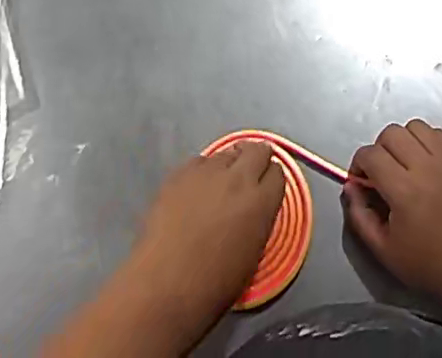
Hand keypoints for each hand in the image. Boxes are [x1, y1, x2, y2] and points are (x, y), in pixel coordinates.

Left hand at [127, 142, 283, 318]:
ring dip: (228, 166)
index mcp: (262, 201)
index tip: (263, 191)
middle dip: (256, 160)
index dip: (270, 181)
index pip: (278, 173)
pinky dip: (201, 173)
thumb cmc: (212, 287)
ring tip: (216, 187)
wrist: (162, 290)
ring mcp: (209, 172)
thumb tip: (255, 207)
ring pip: (227, 154)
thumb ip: (260, 218)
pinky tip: (192, 193)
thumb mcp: (253, 253)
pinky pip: (199, 162)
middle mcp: (240, 178)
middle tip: (246, 178)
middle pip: (258, 150)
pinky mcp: (181, 174)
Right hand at [342, 120, 441, 310]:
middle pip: (391, 133)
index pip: (371, 154)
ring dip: (402, 141)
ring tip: (402, 164)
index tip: (360, 182)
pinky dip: (424, 140)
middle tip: (381, 173)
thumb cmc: (428, 262)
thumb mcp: (384, 250)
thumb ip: (360, 216)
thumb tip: (351, 187)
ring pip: (414, 126)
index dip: (358, 164)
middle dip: (378, 149)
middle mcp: (425, 166)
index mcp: (404, 190)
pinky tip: (423, 161)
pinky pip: (436, 132)